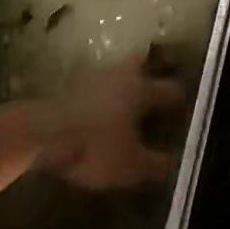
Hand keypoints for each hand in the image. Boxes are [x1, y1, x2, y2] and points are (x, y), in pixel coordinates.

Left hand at [16, 56, 187, 189]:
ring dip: (122, 78)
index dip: (181, 98)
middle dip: (151, 68)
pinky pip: (93, 84)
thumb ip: (156, 164)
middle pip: (142, 62)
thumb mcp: (130, 165)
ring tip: (125, 92)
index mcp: (142, 91)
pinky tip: (96, 105)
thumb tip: (177, 162)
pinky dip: (99, 91)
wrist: (42, 136)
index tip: (187, 107)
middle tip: (156, 76)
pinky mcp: (69, 87)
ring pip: (115, 71)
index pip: (171, 90)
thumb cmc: (95, 147)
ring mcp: (93, 79)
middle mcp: (122, 77)